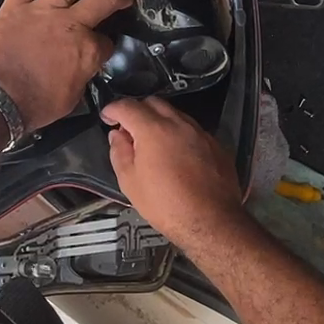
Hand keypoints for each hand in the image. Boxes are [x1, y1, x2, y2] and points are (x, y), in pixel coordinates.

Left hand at [0, 0, 131, 129]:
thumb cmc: (35, 106)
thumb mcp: (71, 99)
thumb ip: (81, 76)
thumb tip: (82, 68)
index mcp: (88, 51)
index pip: (107, 42)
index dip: (105, 46)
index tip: (100, 50)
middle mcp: (71, 24)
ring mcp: (42, 10)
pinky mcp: (15, 5)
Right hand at [101, 96, 250, 247]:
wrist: (211, 221)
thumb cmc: (165, 204)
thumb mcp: (129, 182)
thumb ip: (119, 152)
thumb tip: (117, 135)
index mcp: (153, 130)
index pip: (127, 106)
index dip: (112, 109)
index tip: (107, 117)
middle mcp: (178, 123)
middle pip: (153, 103)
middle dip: (137, 110)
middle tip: (128, 129)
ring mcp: (200, 132)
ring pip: (175, 114)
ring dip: (159, 120)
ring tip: (152, 142)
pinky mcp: (216, 144)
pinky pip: (192, 129)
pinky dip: (179, 133)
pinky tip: (176, 153)